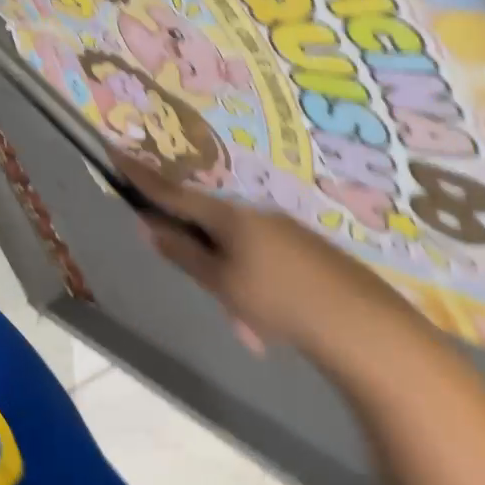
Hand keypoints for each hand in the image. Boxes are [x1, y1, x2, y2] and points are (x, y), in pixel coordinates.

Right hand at [120, 162, 420, 354]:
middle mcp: (258, 214)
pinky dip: (259, 284)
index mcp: (230, 215)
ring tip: (247, 322)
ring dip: (230, 276)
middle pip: (208, 223)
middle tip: (206, 288)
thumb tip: (150, 225)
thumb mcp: (219, 283)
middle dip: (198, 251)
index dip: (139, 174)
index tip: (112, 150)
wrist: (373, 333)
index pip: (171, 190)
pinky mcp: (315, 254)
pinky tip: (274, 321)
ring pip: (239, 247)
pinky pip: (267, 260)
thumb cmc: (281, 303)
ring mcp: (290, 232)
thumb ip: (182, 252)